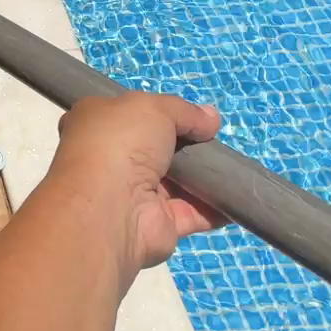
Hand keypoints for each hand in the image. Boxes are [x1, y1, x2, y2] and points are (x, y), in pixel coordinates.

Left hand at [40, 92, 225, 284]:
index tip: (181, 114)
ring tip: (230, 167)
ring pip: (173, 180)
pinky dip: (213, 207)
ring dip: (200, 176)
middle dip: (180, 145)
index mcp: (94, 122)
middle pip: (150, 147)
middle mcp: (107, 155)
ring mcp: (131, 191)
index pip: (121, 113)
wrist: (111, 203)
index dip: (148, 112)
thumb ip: (182, 111)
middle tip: (211, 142)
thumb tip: (210, 117)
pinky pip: (191, 212)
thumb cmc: (120, 141)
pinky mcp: (156, 222)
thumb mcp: (150, 108)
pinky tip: (236, 200)